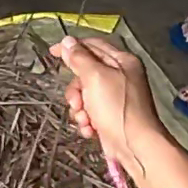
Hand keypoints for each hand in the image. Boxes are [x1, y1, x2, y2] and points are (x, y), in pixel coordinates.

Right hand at [48, 35, 167, 173]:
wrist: (134, 146)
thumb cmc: (117, 109)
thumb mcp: (94, 78)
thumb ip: (79, 58)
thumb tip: (67, 42)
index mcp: (122, 61)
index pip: (92, 46)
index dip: (71, 48)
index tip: (52, 53)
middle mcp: (120, 77)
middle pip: (85, 73)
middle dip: (76, 90)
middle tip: (77, 102)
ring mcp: (116, 98)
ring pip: (84, 95)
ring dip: (79, 109)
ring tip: (86, 119)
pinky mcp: (111, 116)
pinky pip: (90, 112)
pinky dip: (86, 120)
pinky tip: (90, 128)